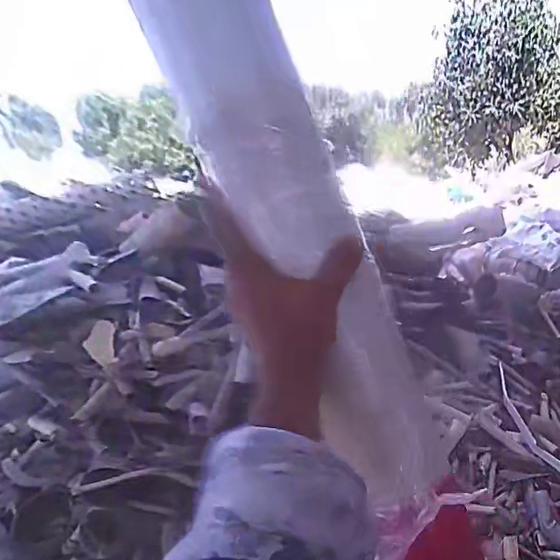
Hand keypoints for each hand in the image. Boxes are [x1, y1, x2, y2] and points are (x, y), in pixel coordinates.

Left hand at [200, 182, 362, 437]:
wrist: (291, 378)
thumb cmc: (300, 330)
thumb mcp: (324, 294)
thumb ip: (337, 266)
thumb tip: (352, 242)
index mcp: (245, 270)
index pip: (226, 228)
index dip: (217, 203)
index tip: (207, 180)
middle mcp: (235, 285)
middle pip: (235, 250)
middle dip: (244, 233)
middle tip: (258, 214)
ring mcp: (241, 306)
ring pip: (246, 274)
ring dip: (258, 261)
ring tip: (276, 249)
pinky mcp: (252, 323)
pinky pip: (256, 293)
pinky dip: (267, 282)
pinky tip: (286, 284)